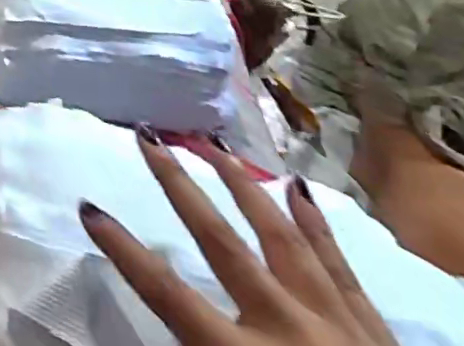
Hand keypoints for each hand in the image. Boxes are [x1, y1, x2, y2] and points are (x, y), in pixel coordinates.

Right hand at [79, 134, 397, 345]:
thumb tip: (153, 331)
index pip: (167, 294)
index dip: (124, 250)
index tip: (91, 207)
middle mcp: (282, 325)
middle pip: (219, 240)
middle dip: (179, 185)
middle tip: (149, 137)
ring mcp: (332, 319)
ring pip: (278, 233)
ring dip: (242, 185)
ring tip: (213, 146)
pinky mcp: (372, 327)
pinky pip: (337, 262)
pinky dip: (315, 222)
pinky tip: (298, 185)